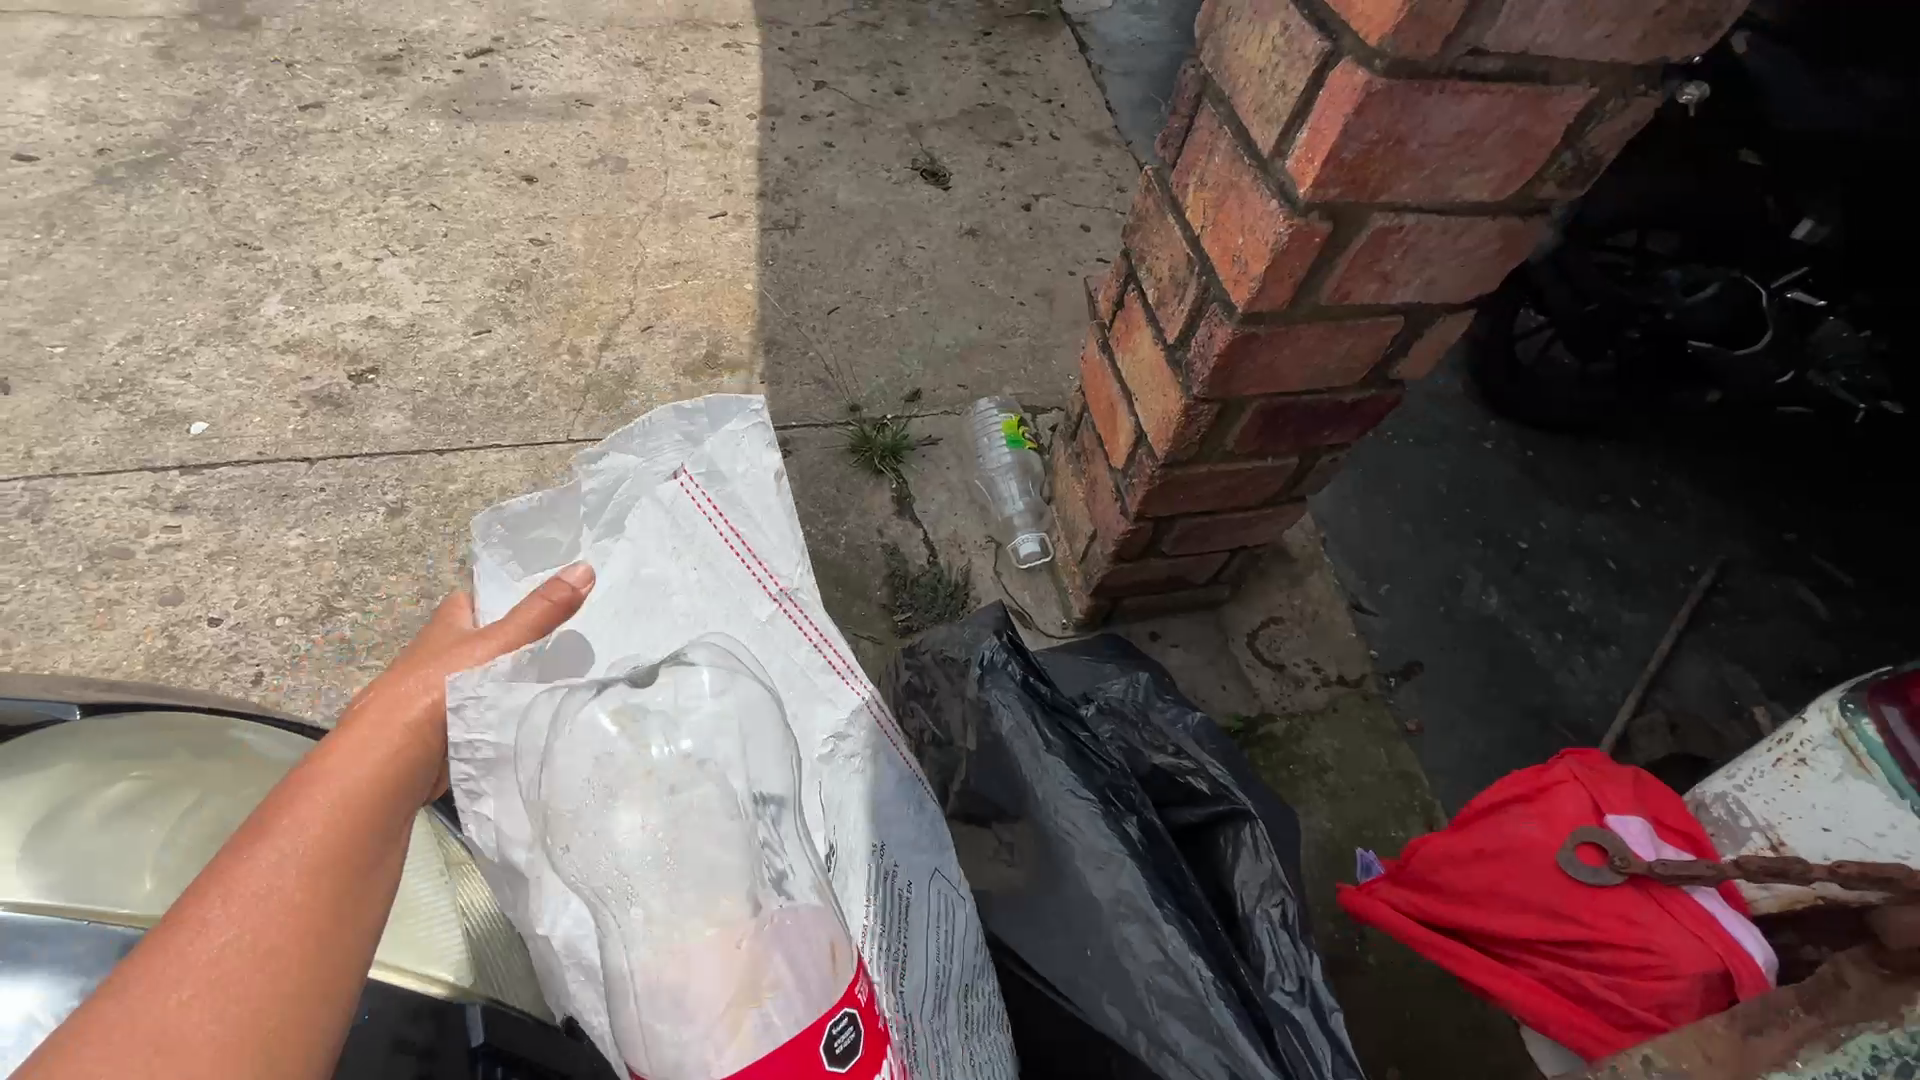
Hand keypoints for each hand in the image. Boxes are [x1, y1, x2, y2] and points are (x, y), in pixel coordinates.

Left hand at [339, 561, 595, 798]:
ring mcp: (447, 695)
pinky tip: (546, 711)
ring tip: (572, 674)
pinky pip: (492, 711)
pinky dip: (513, 711)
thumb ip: (540, 612)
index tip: (543, 597)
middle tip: (572, 637)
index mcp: (447, 628)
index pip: (472, 600)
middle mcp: (442, 658)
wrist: (396, 759)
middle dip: (521, 640)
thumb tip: (585, 566)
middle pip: (485, 640)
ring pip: (490, 677)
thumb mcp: (497, 642)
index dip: (500, 596)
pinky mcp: (454, 728)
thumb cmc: (439, 687)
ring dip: (519, 678)